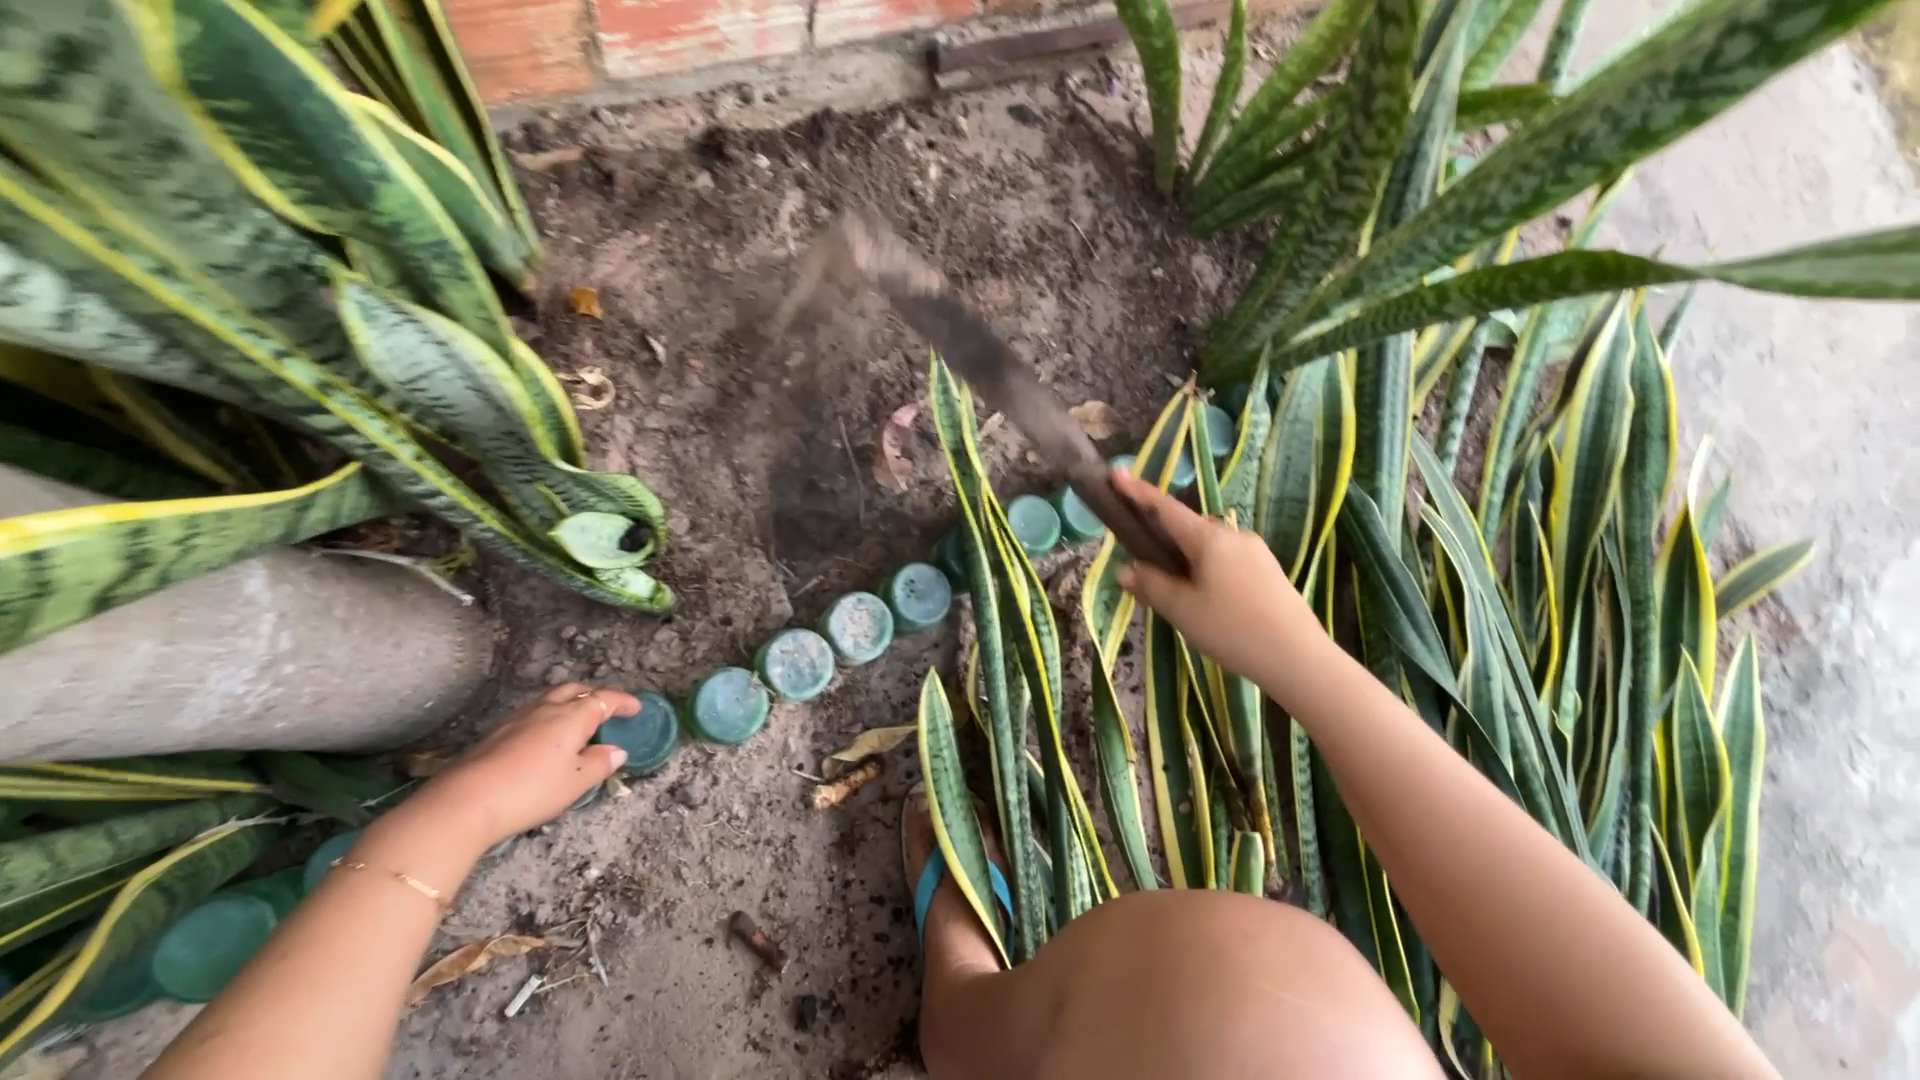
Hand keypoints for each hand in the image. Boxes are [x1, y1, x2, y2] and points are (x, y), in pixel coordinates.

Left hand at [401, 684, 635, 851]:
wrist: (464, 802)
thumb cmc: (530, 791)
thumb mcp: (575, 782)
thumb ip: (599, 764)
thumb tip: (616, 751)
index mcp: (572, 717)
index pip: (604, 699)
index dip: (622, 702)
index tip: (636, 709)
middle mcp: (545, 709)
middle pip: (574, 690)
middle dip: (593, 695)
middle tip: (605, 711)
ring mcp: (517, 719)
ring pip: (550, 699)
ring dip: (568, 704)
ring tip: (577, 724)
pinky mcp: (497, 733)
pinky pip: (532, 714)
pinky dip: (548, 717)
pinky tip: (545, 740)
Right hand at [1112, 469, 1322, 686]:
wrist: (1298, 657)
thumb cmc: (1232, 628)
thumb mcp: (1182, 610)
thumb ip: (1150, 585)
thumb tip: (1124, 569)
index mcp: (1209, 538)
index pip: (1165, 508)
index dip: (1138, 492)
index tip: (1116, 473)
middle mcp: (1233, 535)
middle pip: (1187, 528)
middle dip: (1162, 538)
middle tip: (1141, 564)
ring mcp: (1255, 551)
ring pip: (1208, 547)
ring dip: (1185, 559)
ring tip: (1174, 594)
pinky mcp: (1267, 570)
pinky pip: (1225, 560)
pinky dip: (1205, 570)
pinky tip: (1204, 601)